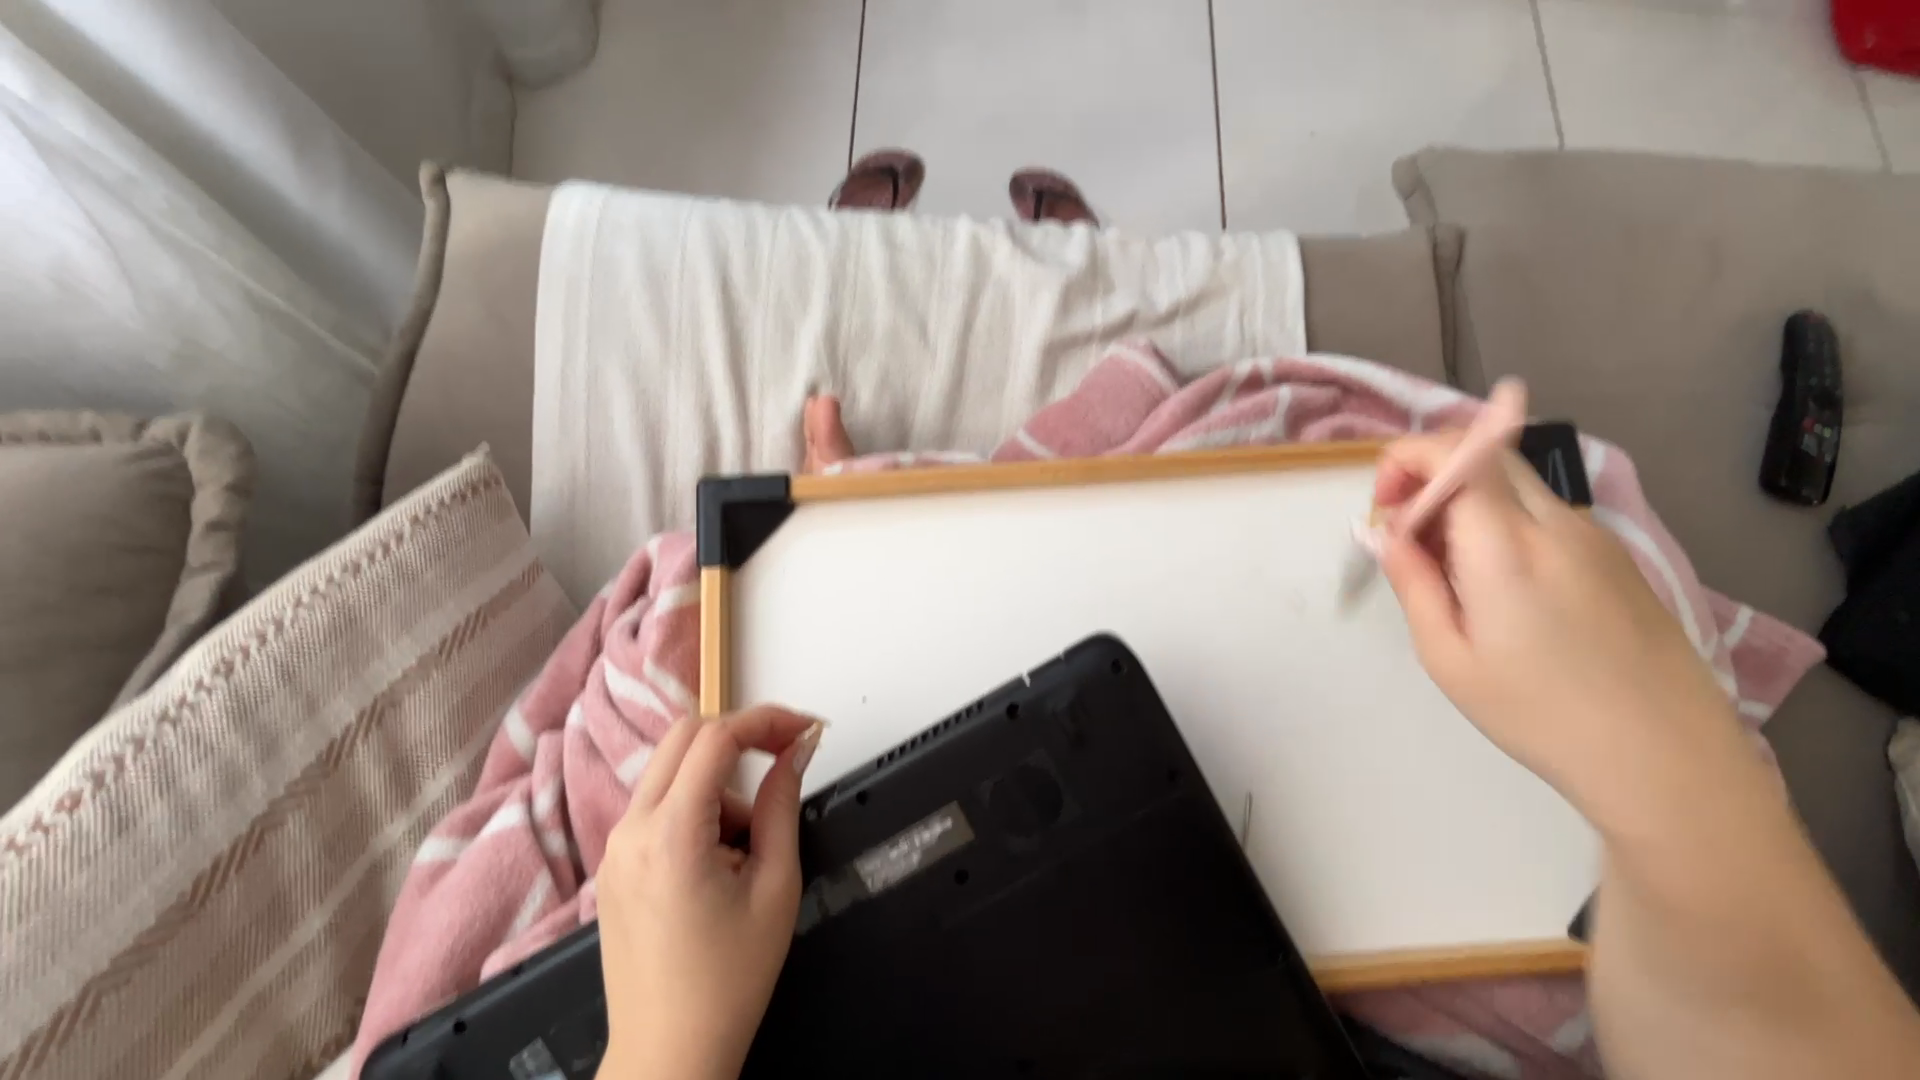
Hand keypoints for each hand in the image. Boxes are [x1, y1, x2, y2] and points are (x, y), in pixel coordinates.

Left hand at [595, 707, 824, 1079]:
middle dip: (742, 735)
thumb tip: (796, 751)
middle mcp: (631, 831)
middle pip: (685, 736)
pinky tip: (721, 859)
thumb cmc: (727, 982)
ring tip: (751, 846)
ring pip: (672, 770)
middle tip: (788, 753)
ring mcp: (615, 848)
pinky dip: (697, 806)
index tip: (807, 728)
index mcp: (671, 835)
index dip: (768, 720)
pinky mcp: (614, 865)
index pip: (716, 738)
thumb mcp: (775, 886)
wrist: (668, 1054)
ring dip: (720, 781)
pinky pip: (658, 806)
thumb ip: (782, 805)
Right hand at [1374, 432, 1756, 826]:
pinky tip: (1497, 586)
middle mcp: (1556, 523)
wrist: (1666, 757)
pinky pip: (1541, 512)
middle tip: (1407, 534)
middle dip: (1430, 472)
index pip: (1457, 452)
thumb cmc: (1539, 714)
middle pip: (1486, 452)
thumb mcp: (1448, 656)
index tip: (1386, 509)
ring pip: (1513, 481)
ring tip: (1448, 571)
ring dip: (1464, 500)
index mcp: (1508, 548)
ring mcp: (1593, 535)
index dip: (1408, 459)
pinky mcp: (1613, 554)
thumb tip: (1385, 531)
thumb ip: (1412, 582)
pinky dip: (1500, 521)